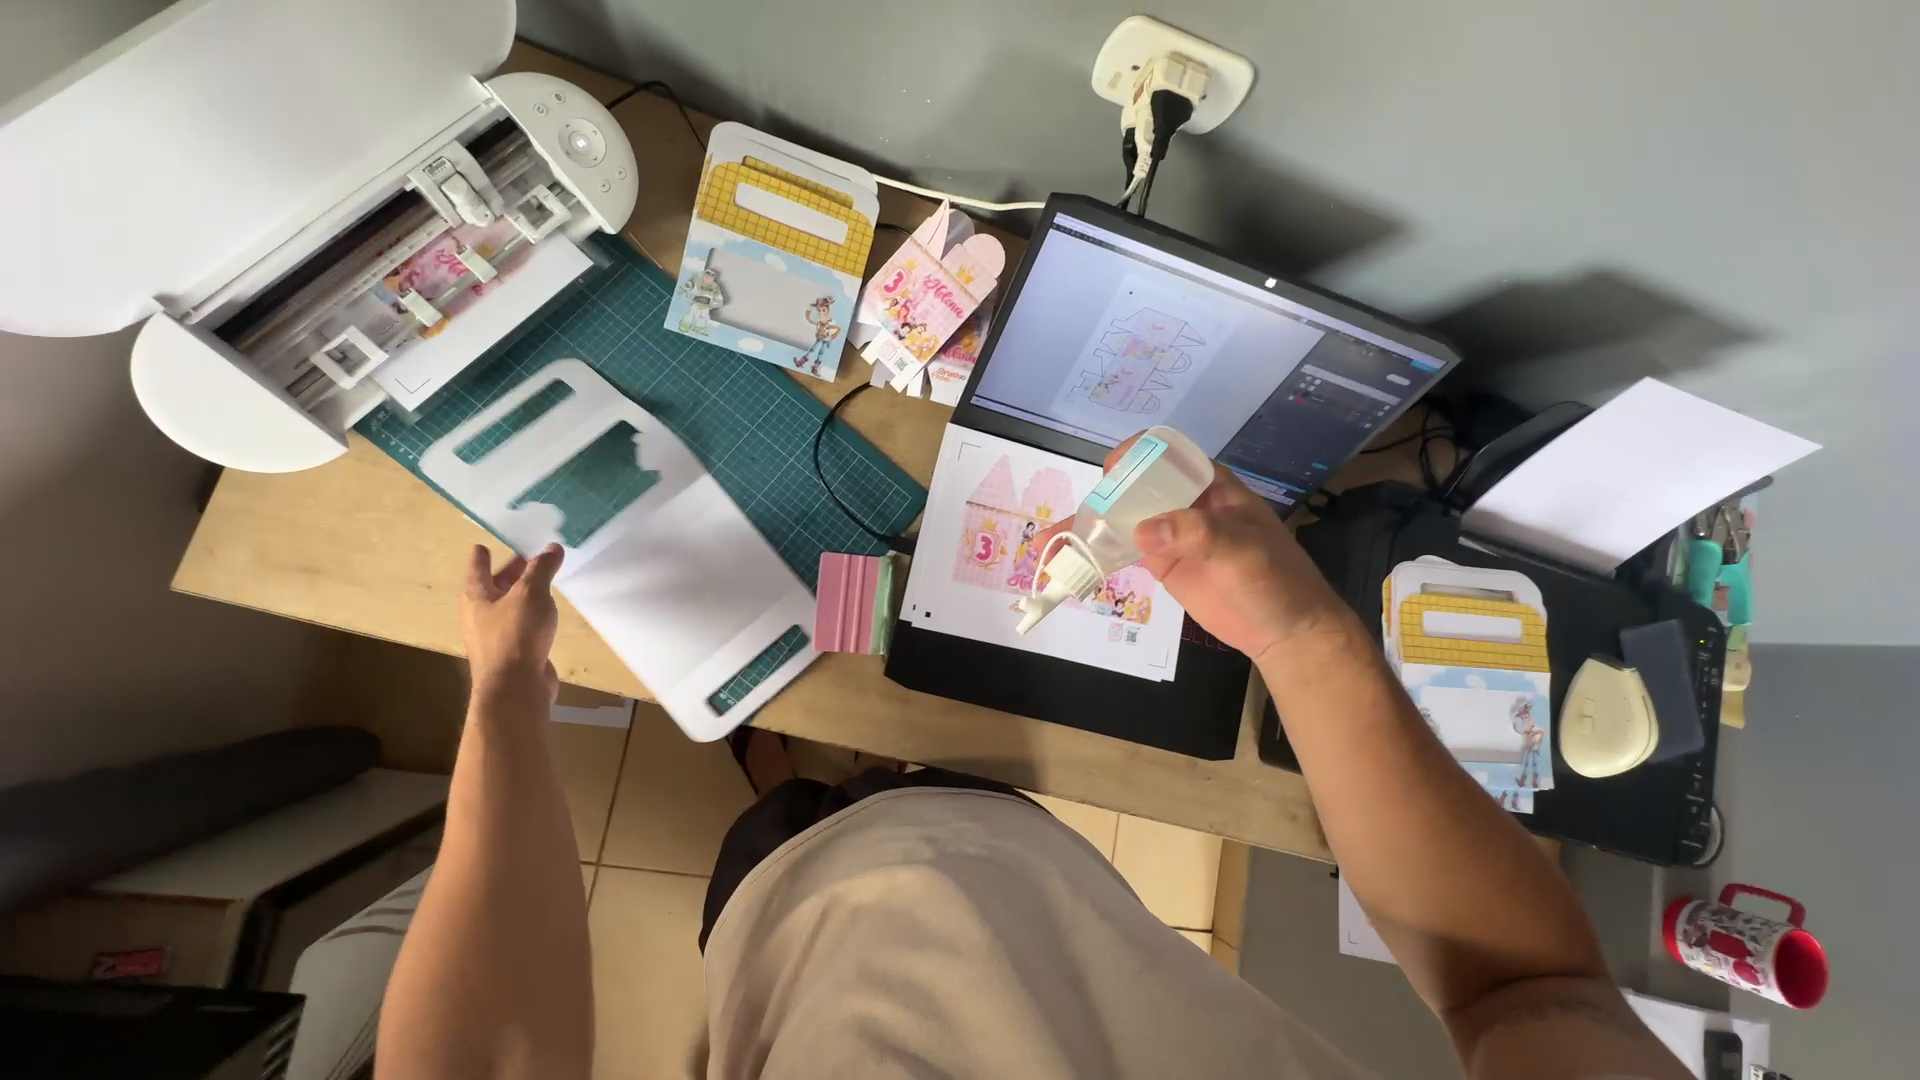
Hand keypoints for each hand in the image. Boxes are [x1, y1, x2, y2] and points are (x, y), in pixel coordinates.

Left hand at [462, 543, 563, 700]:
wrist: (515, 687)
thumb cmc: (516, 634)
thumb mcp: (531, 593)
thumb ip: (542, 569)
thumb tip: (552, 548)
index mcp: (476, 597)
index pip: (477, 568)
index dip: (482, 555)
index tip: (483, 545)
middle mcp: (480, 614)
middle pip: (494, 586)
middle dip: (511, 573)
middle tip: (531, 559)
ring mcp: (494, 635)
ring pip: (508, 606)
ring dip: (523, 594)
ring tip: (543, 583)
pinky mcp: (511, 652)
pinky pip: (520, 624)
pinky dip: (531, 613)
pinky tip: (546, 614)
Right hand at [1049, 436, 1350, 663]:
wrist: (1285, 629)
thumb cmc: (1275, 580)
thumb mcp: (1243, 551)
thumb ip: (1197, 534)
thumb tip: (1142, 530)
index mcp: (1206, 483)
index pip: (1162, 454)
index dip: (1132, 456)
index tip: (1108, 475)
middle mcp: (1181, 500)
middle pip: (1130, 487)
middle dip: (1095, 498)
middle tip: (1063, 523)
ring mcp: (1167, 531)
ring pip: (1118, 520)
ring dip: (1083, 529)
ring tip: (1045, 544)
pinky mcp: (1159, 561)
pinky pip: (1120, 551)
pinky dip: (1093, 555)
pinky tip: (1065, 563)